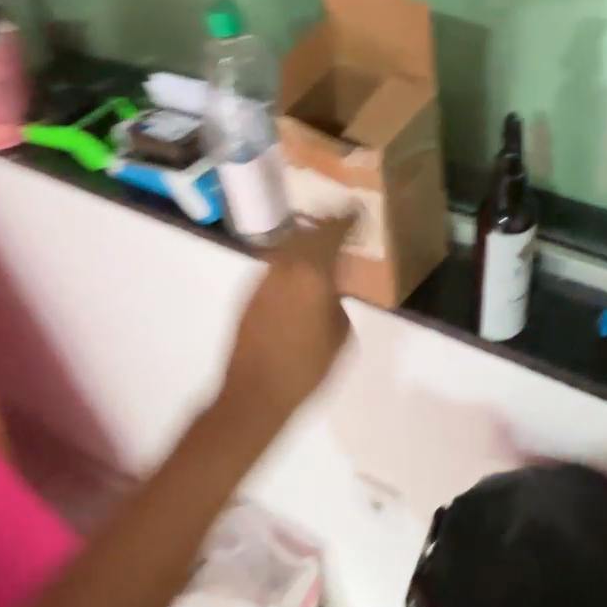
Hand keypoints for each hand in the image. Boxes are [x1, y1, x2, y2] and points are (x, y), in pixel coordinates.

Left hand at [216, 215, 355, 429]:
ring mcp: (262, 279)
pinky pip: (274, 267)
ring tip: (321, 247)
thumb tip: (330, 293)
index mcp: (313, 273)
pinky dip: (290, 262)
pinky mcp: (249, 295)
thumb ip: (338, 303)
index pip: (332, 233)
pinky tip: (299, 276)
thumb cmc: (307, 369)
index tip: (358, 212)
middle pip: (306, 232)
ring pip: (287, 247)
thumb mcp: (341, 336)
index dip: (347, 220)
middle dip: (325, 225)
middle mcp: (285, 267)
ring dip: (305, 242)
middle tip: (341, 224)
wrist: (255, 394)